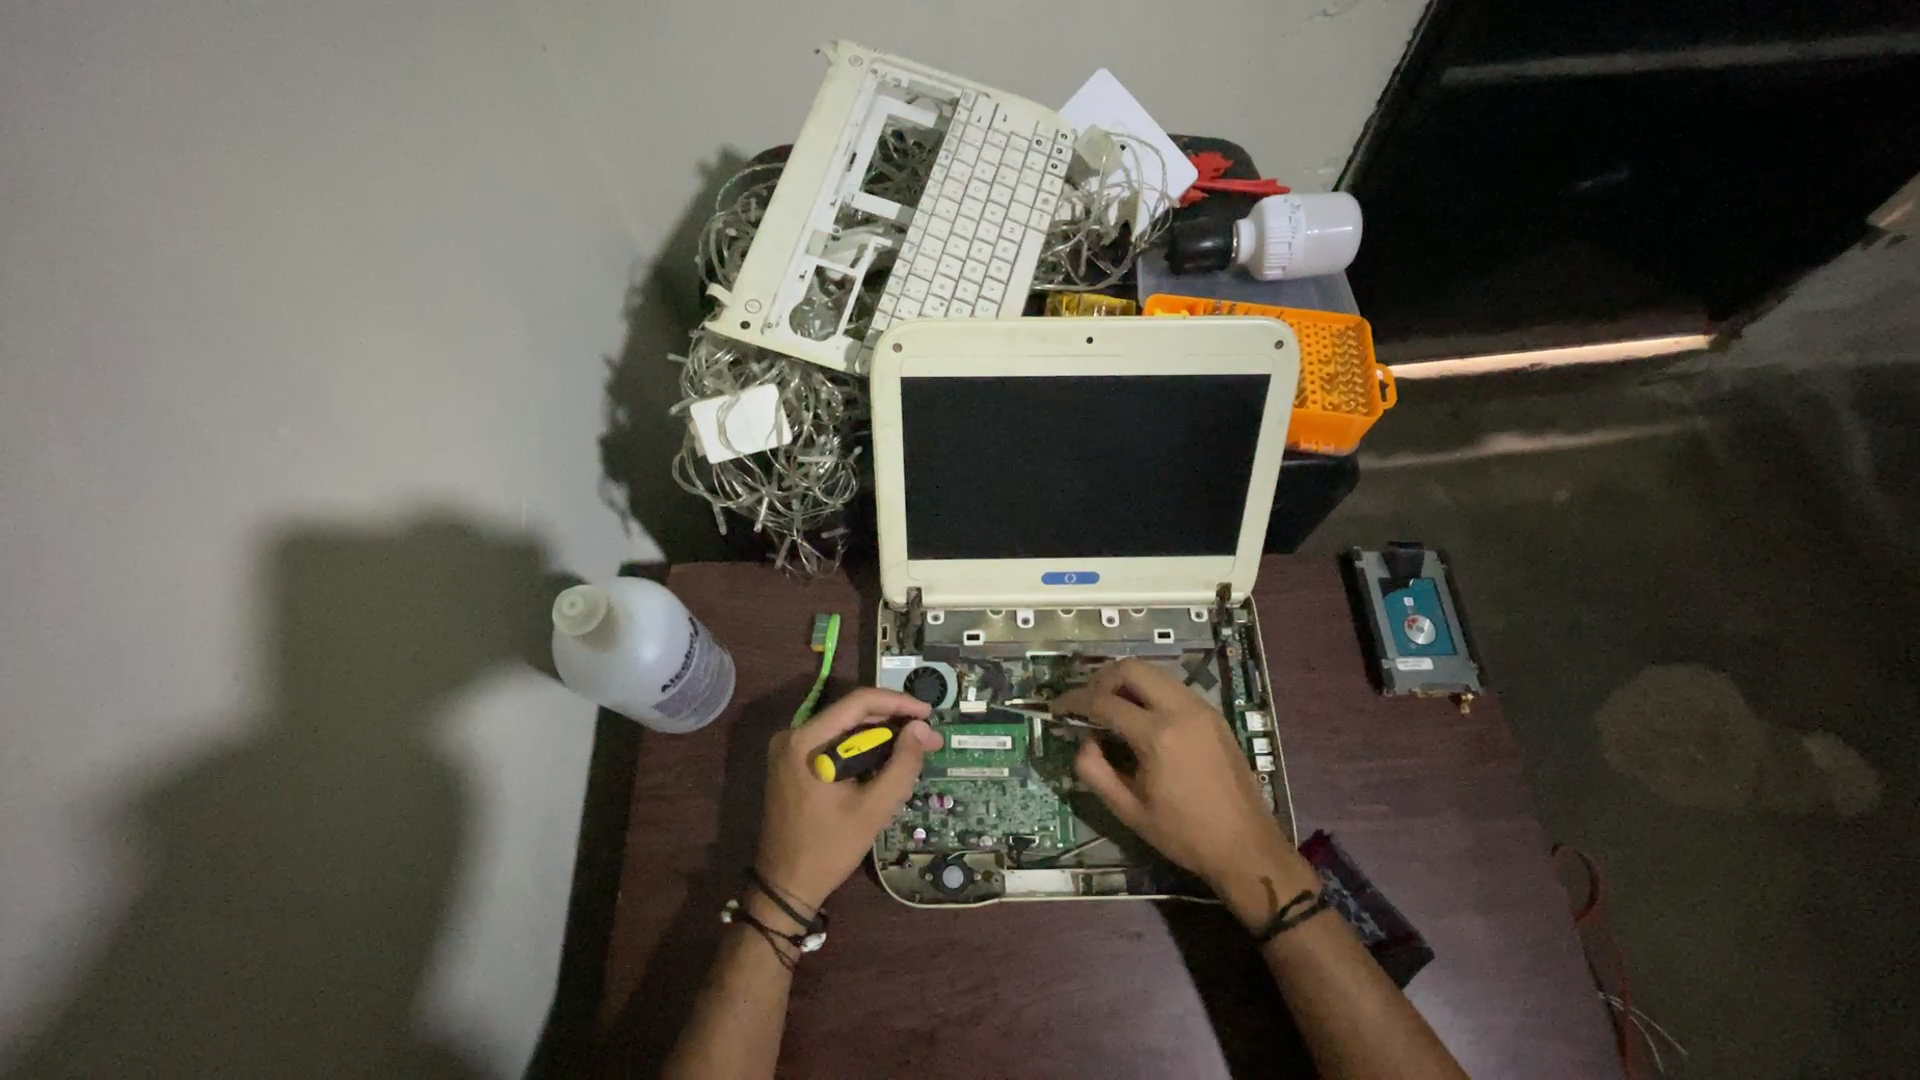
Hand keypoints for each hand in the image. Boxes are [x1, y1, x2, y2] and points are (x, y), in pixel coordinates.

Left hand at [755, 688, 941, 918]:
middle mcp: (793, 735)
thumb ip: (902, 764)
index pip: (858, 702)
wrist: (785, 886)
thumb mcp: (874, 808)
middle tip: (928, 737)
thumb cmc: (829, 848)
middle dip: (893, 722)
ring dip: (880, 736)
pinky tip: (886, 761)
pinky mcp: (792, 763)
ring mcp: (789, 749)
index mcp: (806, 740)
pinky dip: (861, 749)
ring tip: (914, 749)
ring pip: (844, 728)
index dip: (898, 702)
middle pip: (851, 713)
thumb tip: (923, 729)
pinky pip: (833, 743)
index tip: (928, 713)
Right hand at [1054, 659, 1317, 928]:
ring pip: (1155, 672)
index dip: (1074, 701)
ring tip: (1111, 709)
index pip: (1104, 701)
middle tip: (1087, 704)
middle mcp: (1181, 710)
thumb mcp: (1128, 811)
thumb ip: (1095, 771)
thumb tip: (1083, 741)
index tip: (1058, 708)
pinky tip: (1141, 718)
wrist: (1246, 847)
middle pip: (1131, 668)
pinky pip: (1173, 687)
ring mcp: (1202, 709)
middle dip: (1101, 680)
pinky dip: (1150, 692)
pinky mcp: (1214, 715)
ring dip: (1126, 683)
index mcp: (1157, 736)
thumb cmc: (1184, 834)